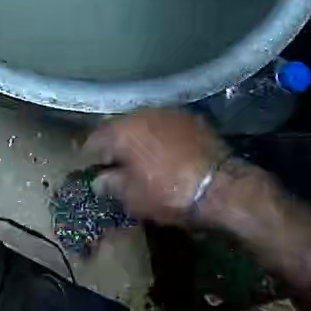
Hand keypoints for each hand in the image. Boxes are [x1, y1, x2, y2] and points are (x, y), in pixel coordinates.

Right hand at [82, 108, 228, 225]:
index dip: (88, 157)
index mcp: (120, 131)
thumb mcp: (134, 198)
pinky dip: (160, 136)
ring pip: (142, 123)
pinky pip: (165, 125)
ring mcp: (166, 112)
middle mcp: (140, 114)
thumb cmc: (170, 193)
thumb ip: (111, 186)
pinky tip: (165, 151)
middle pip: (118, 127)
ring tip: (140, 156)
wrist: (222, 186)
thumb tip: (100, 180)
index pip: (93, 141)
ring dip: (138, 137)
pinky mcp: (190, 117)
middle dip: (114, 144)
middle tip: (114, 163)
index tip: (89, 169)